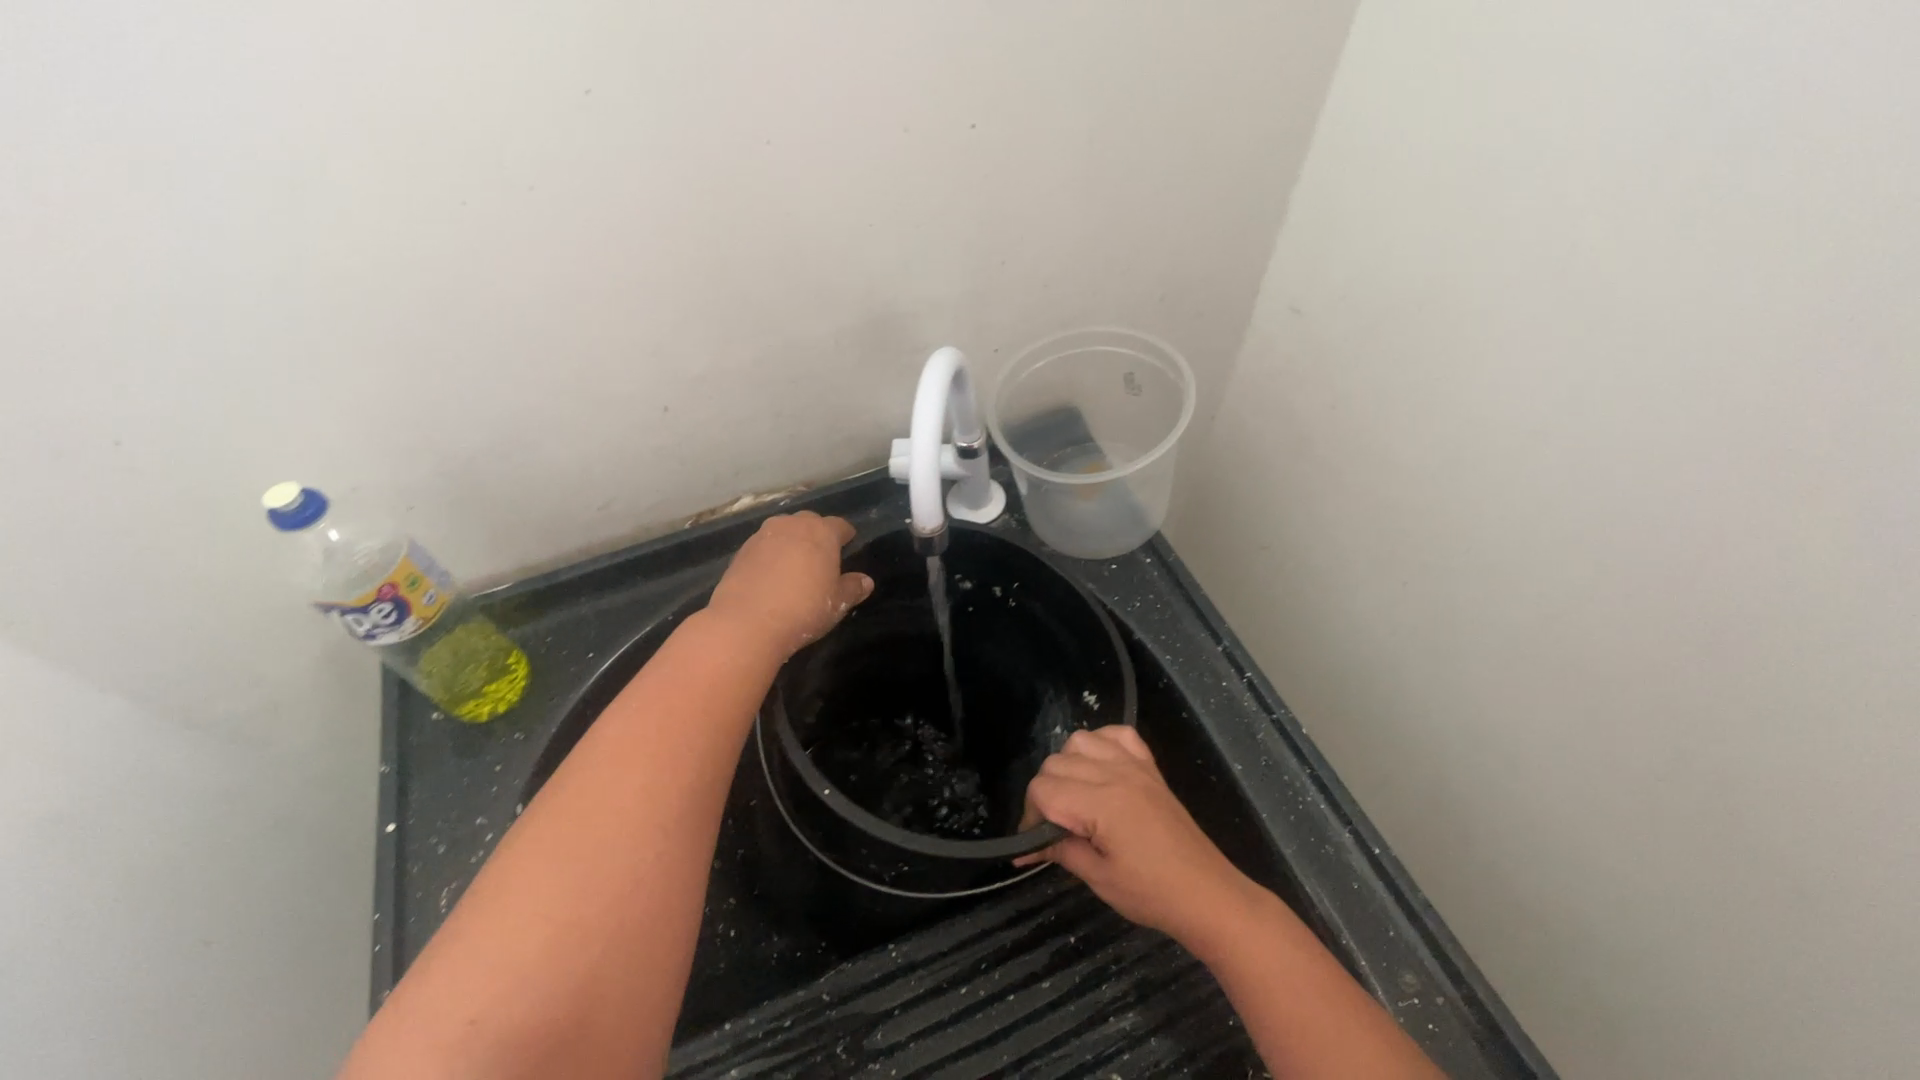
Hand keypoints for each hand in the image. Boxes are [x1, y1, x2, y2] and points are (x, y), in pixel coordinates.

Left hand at [705, 512, 872, 656]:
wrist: (746, 623)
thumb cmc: (803, 609)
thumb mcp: (836, 603)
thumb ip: (853, 588)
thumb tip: (866, 581)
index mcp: (822, 533)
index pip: (840, 525)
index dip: (846, 535)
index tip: (849, 543)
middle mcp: (792, 526)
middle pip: (809, 522)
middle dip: (817, 534)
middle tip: (822, 556)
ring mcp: (762, 536)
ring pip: (783, 531)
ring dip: (791, 542)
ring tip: (795, 565)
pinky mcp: (741, 551)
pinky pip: (764, 546)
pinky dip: (771, 555)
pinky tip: (771, 576)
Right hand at [1017, 726, 1256, 946]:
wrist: (1207, 894)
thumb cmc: (1152, 893)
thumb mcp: (1098, 878)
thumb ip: (1059, 851)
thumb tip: (1024, 847)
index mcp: (1102, 804)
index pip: (1043, 790)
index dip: (1030, 817)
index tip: (1035, 843)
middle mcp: (1116, 774)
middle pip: (1056, 763)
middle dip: (1045, 794)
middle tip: (1054, 829)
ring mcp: (1135, 767)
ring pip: (1080, 741)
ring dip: (1067, 765)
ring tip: (1074, 798)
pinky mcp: (1150, 768)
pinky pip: (1117, 735)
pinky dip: (1100, 744)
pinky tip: (1099, 769)